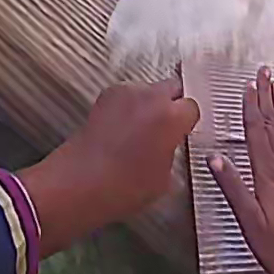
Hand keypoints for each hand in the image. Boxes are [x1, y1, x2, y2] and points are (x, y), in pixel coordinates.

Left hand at [17, 77, 199, 254]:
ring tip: (140, 128)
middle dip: (173, 102)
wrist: (81, 179)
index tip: (183, 133)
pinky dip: (130, 105)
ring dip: (150, 103)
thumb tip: (170, 140)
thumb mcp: (164, 177)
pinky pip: (128, 94)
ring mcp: (128, 90)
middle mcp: (152, 95)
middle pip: (173, 87)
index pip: (192, 106)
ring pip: (149, 89)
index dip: (188, 121)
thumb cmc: (127, 186)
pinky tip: (121, 126)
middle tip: (167, 126)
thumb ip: (172, 149)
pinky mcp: (107, 92)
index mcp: (171, 116)